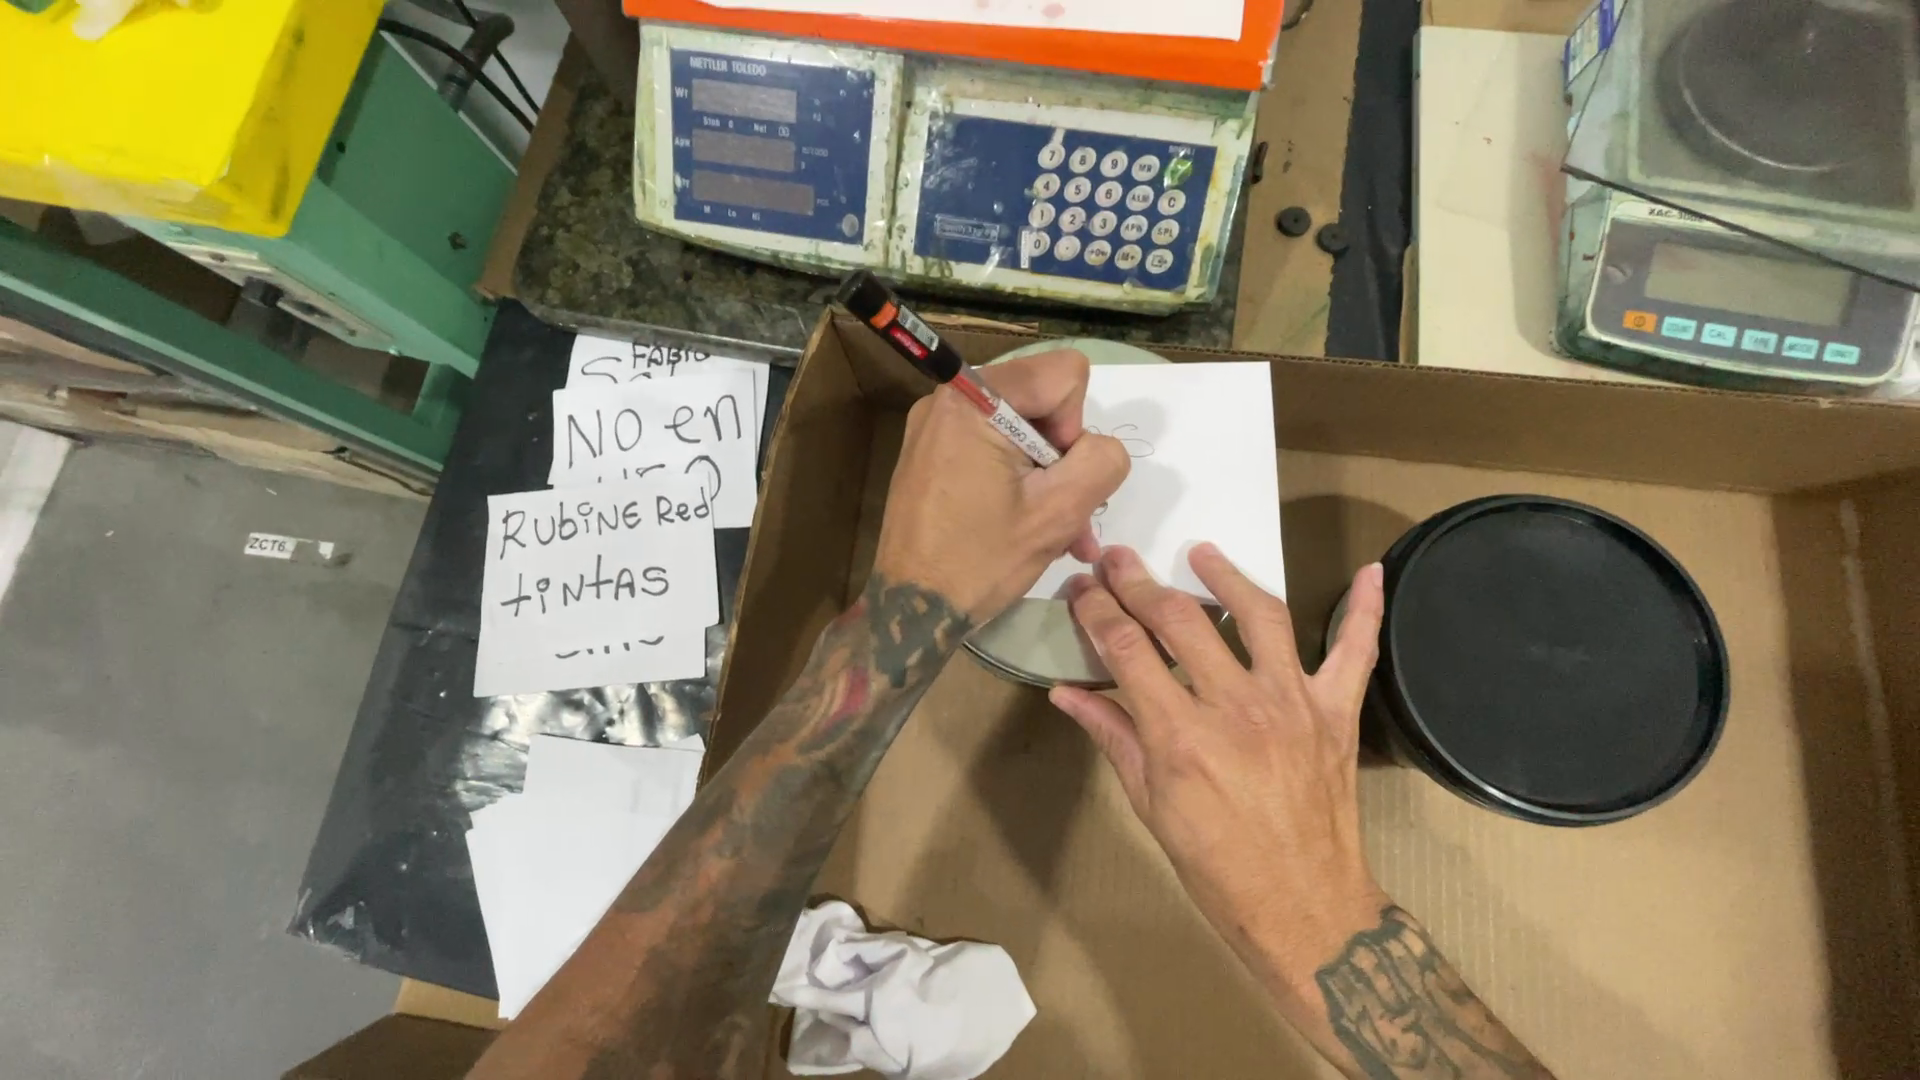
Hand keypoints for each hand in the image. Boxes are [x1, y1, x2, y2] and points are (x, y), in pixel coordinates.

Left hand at [873, 350, 1130, 621]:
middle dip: (1063, 458)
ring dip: (1047, 477)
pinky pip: (993, 446)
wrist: (912, 606)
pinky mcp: (932, 453)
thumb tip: (1098, 446)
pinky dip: (1017, 479)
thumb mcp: (1058, 512)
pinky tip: (1026, 525)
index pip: (1064, 374)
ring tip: (1056, 531)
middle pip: (1042, 399)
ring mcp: (936, 426)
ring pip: (1022, 429)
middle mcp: (949, 399)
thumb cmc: (980, 560)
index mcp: (974, 399)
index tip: (1055, 478)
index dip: (1075, 427)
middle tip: (1066, 515)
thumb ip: (1101, 462)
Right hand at [1051, 544, 1390, 999]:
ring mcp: (1293, 703)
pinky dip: (1365, 610)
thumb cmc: (1213, 863)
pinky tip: (1371, 571)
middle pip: (1179, 619)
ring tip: (1202, 552)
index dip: (1096, 609)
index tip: (1080, 587)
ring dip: (1226, 576)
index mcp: (1180, 736)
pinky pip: (1355, 651)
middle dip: (1138, 582)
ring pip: (1260, 615)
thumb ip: (1111, 735)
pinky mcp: (1336, 712)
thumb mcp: (1148, 803)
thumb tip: (1064, 692)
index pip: (1125, 648)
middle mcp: (1236, 707)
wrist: (1304, 908)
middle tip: (1117, 557)